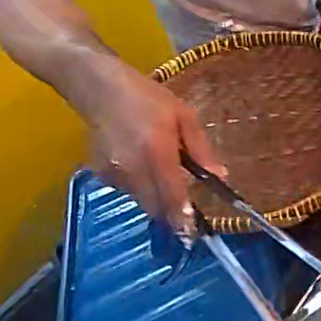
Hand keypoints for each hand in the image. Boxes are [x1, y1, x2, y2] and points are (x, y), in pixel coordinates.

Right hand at [84, 66, 224, 232]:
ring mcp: (114, 174)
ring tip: (159, 170)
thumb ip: (201, 150)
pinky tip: (139, 162)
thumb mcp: (184, 116)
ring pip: (141, 201)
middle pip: (155, 207)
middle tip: (185, 207)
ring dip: (155, 196)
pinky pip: (127, 190)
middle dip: (171, 212)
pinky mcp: (100, 174)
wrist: (102, 90)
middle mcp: (134, 169)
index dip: (183, 217)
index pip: (172, 196)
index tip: (193, 230)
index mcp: (157, 153)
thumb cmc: (149, 99)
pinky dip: (138, 185)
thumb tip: (220, 176)